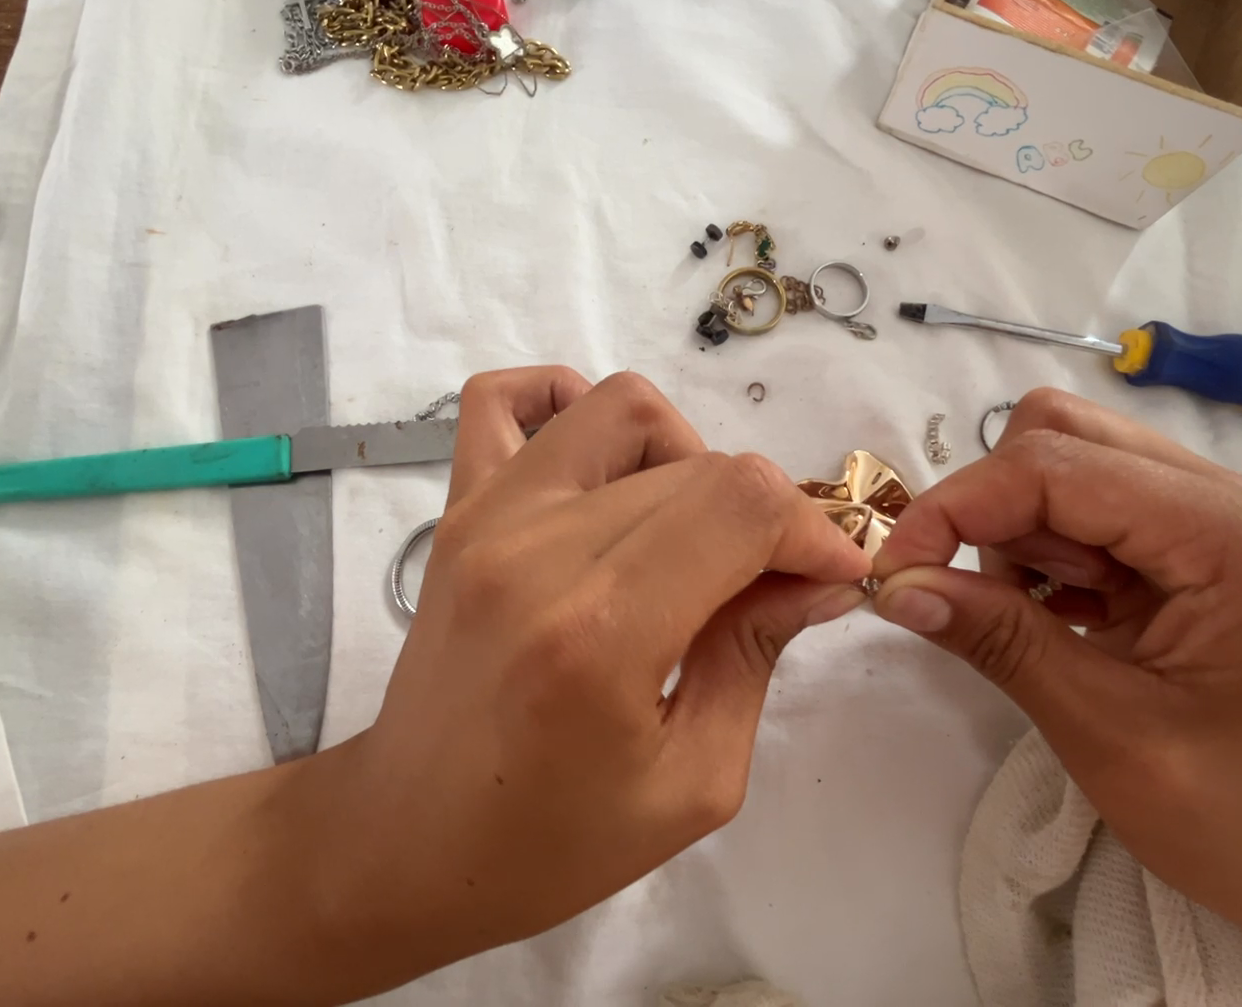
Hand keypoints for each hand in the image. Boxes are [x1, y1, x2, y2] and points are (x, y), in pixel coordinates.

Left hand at [309, 368, 869, 996]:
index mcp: (601, 632)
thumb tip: (818, 577)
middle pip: (698, 464)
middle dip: (767, 511)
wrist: (407, 841)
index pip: (741, 506)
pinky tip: (602, 465)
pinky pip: (501, 400)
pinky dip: (565, 400)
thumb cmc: (551, 842)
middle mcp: (538, 550)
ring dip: (685, 455)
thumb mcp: (693, 781)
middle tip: (774, 575)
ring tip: (688, 529)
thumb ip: (757, 657)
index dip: (811, 529)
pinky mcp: (454, 511)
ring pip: (621, 409)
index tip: (834, 574)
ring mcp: (485, 517)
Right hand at [869, 389, 1241, 999]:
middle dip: (992, 505)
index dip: (955, 505)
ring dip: (1023, 527)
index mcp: (1238, 538)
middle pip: (1065, 435)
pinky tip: (1069, 614)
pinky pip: (1102, 505)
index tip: (896, 572)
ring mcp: (1236, 519)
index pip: (1053, 464)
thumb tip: (894, 586)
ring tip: (1039, 616)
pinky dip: (1054, 547)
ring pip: (1076, 461)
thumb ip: (997, 639)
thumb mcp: (1108, 735)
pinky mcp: (1219, 547)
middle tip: (976, 594)